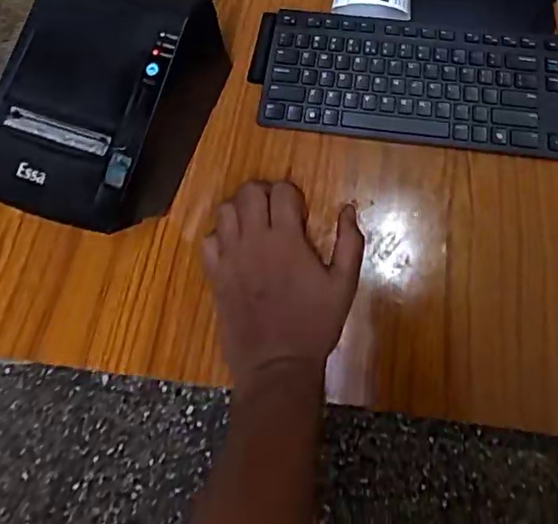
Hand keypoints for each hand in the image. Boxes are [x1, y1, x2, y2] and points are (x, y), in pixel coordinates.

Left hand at [200, 180, 364, 388]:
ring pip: (225, 210)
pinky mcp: (215, 276)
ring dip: (241, 211)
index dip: (292, 195)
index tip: (300, 214)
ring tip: (255, 226)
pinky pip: (208, 240)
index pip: (282, 190)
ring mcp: (231, 258)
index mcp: (287, 239)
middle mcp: (255, 241)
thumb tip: (348, 209)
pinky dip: (220, 237)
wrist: (277, 366)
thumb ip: (349, 242)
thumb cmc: (315, 324)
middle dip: (264, 193)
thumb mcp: (344, 284)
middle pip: (249, 192)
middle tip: (276, 212)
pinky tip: (235, 249)